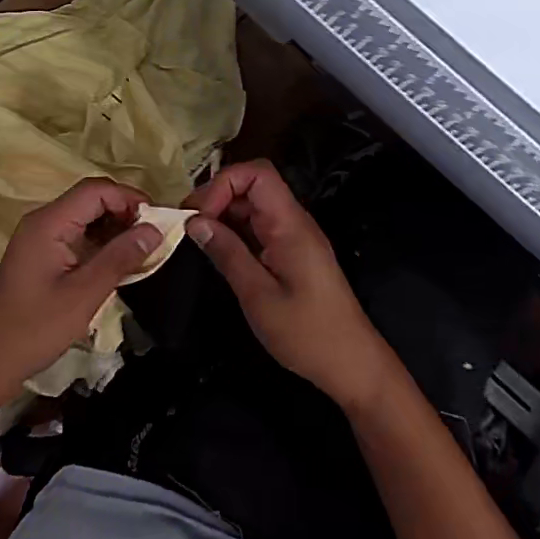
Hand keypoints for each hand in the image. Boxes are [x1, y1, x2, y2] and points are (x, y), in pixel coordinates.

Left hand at [0, 178, 161, 432]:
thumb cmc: (35, 329)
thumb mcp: (84, 294)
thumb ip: (120, 258)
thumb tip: (154, 230)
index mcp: (48, 223)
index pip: (96, 190)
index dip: (130, 198)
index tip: (159, 220)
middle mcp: (43, 221)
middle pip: (91, 199)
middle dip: (125, 212)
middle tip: (154, 237)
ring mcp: (40, 238)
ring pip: (85, 217)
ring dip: (115, 228)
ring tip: (143, 250)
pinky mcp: (42, 255)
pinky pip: (77, 235)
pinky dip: (101, 243)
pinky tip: (119, 262)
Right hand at [184, 160, 397, 412]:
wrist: (352, 364)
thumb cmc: (307, 333)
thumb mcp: (258, 296)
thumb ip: (226, 253)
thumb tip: (195, 221)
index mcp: (290, 224)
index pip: (257, 173)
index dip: (222, 184)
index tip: (199, 216)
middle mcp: (293, 221)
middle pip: (252, 186)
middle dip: (216, 198)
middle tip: (187, 228)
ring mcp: (293, 236)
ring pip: (252, 206)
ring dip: (222, 216)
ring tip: (195, 239)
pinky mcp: (290, 252)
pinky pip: (258, 228)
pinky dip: (234, 232)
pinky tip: (216, 251)